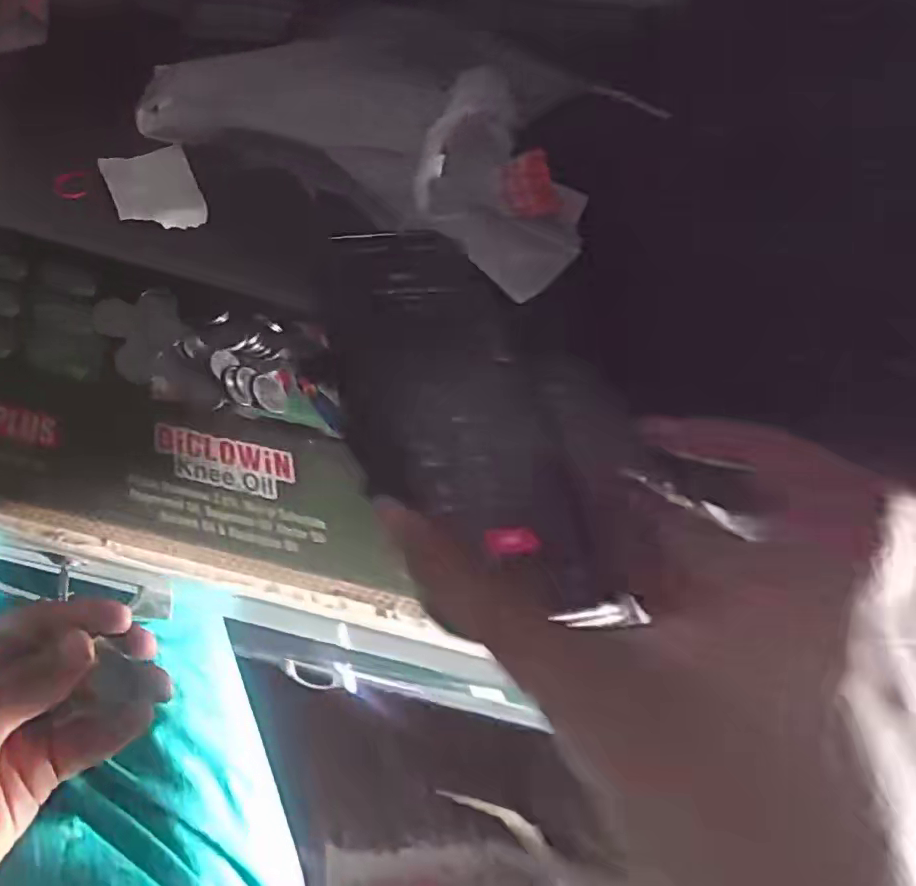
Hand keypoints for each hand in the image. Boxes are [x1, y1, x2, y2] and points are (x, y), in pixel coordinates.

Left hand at [0, 599, 172, 885]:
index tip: (124, 616)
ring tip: (160, 684)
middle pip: (66, 658)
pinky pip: (83, 740)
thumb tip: (85, 644)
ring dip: (119, 687)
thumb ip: (31, 682)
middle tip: (148, 648)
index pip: (39, 625)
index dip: (80, 616)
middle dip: (107, 649)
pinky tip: (141, 716)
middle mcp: (10, 684)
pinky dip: (112, 727)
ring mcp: (28, 727)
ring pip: (82, 698)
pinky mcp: (42, 768)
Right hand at [378, 417, 895, 885]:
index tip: (644, 432)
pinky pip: (717, 631)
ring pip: (718, 584)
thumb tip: (393, 513)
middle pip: (729, 530)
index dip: (739, 443)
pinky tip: (583, 614)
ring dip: (631, 557)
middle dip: (629, 503)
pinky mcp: (789, 712)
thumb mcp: (573, 680)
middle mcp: (832, 623)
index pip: (823, 485)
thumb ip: (474, 594)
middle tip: (537, 485)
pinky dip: (650, 607)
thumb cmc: (709, 792)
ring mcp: (816, 671)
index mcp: (811, 598)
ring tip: (540, 542)